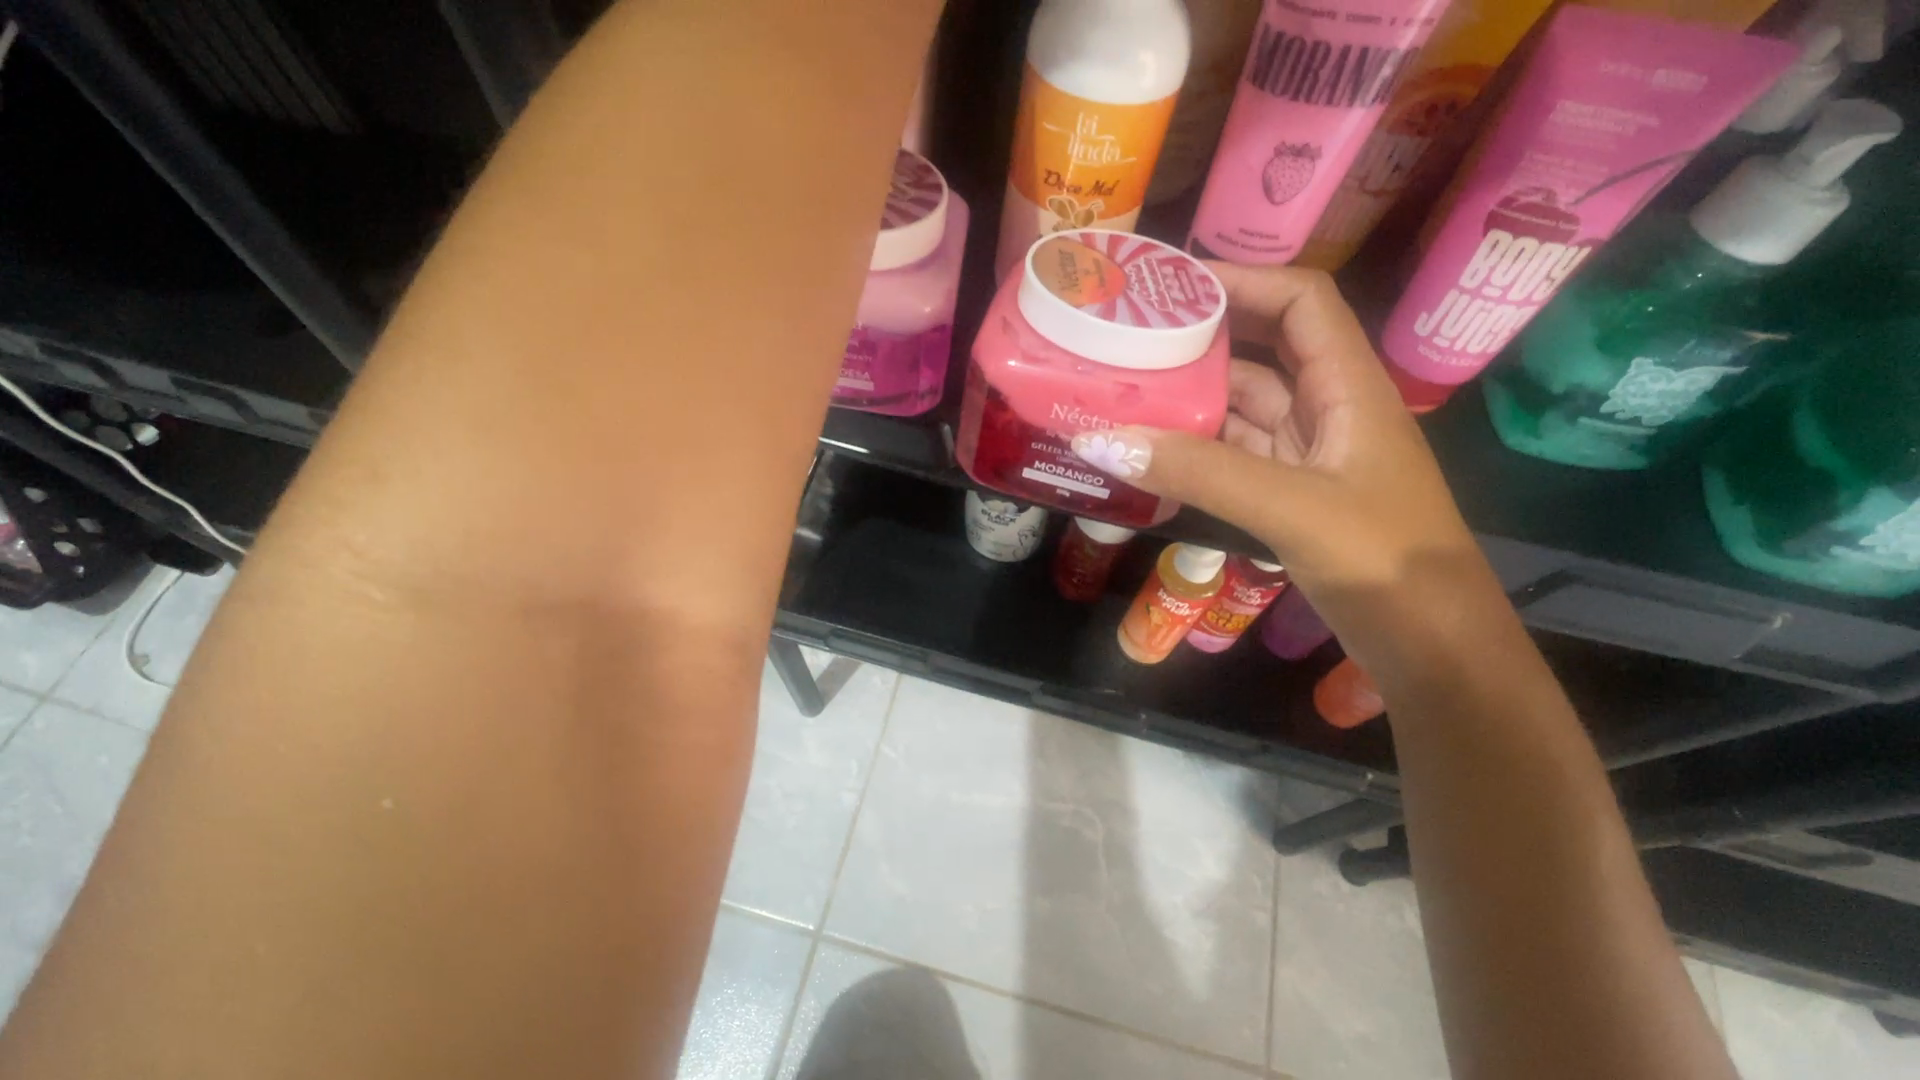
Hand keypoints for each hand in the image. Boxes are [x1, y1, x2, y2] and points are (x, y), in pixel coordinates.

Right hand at [1068, 265, 1479, 597]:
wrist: (1435, 649)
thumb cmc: (1386, 562)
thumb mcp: (1293, 508)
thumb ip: (1199, 473)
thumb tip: (1101, 439)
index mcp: (1351, 387)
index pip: (1301, 302)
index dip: (1242, 281)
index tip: (1170, 287)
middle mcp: (1330, 411)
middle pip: (1263, 352)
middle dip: (1200, 341)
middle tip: (1125, 339)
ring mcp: (1310, 458)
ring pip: (1243, 410)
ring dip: (1189, 401)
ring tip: (1119, 391)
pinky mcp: (1293, 500)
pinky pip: (1234, 460)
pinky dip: (1193, 454)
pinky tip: (1146, 454)